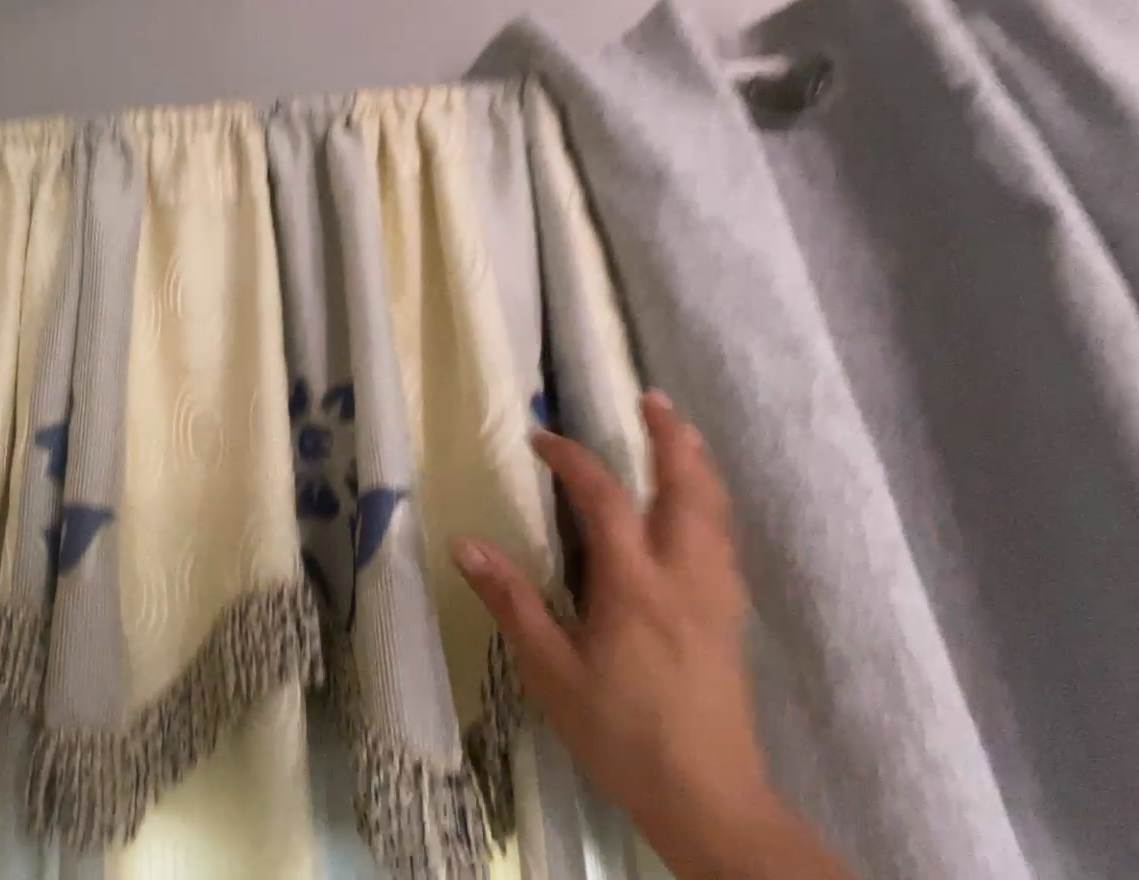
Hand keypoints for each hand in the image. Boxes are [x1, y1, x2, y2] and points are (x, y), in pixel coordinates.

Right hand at [453, 393, 850, 879]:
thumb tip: (465, 543)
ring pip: (716, 514)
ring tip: (681, 435)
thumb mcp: (549, 668)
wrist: (707, 796)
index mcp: (635, 586)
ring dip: (697, 466)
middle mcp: (684, 578)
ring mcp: (715, 597)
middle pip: (687, 491)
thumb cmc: (618, 731)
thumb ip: (512, 600)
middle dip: (671, 439)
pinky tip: (696, 511)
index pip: (605, 500)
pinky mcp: (729, 619)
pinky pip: (723, 542)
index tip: (543, 439)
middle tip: (652, 399)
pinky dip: (710, 506)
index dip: (574, 461)